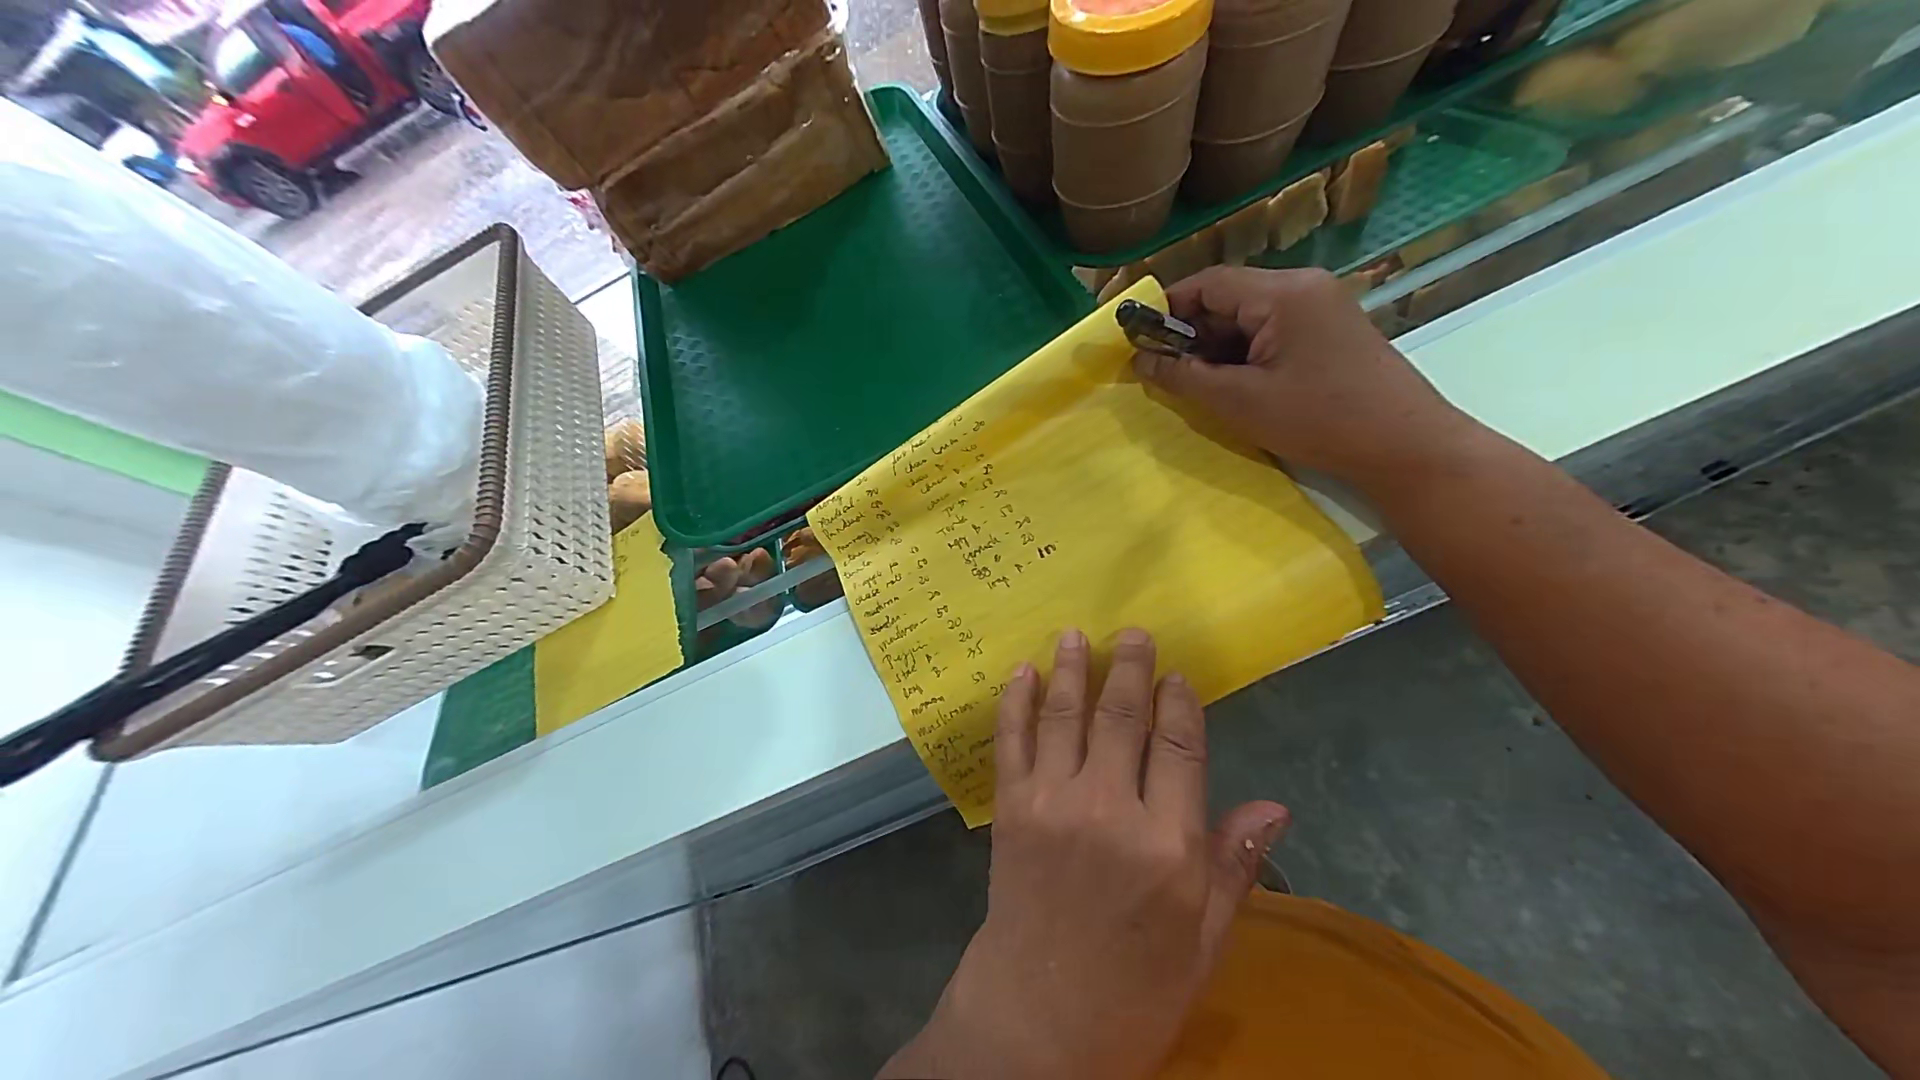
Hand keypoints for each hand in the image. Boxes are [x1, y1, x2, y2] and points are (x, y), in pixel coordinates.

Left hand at [882, 629, 1287, 1079]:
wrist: (1038, 1019)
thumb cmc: (1133, 989)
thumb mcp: (1202, 942)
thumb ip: (1232, 867)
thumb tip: (1274, 805)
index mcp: (1167, 844)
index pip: (1180, 747)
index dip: (1179, 703)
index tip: (1176, 674)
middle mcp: (1109, 809)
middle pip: (1122, 718)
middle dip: (1129, 668)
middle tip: (1132, 632)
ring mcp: (1052, 803)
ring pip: (1065, 717)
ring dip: (1072, 670)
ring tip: (1075, 634)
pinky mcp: (1010, 809)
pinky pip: (1011, 742)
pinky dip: (1015, 703)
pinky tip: (1021, 672)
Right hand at [1134, 266, 1479, 493]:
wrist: (1405, 446)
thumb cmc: (1318, 420)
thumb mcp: (1238, 401)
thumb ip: (1183, 376)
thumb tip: (1140, 360)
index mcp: (1282, 292)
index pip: (1206, 283)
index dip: (1165, 310)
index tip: (1136, 342)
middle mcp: (1303, 286)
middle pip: (1228, 298)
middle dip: (1192, 334)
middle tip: (1166, 374)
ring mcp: (1322, 307)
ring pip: (1248, 317)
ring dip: (1218, 348)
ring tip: (1200, 387)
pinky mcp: (1330, 331)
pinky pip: (1272, 331)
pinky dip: (1245, 355)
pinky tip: (1237, 387)